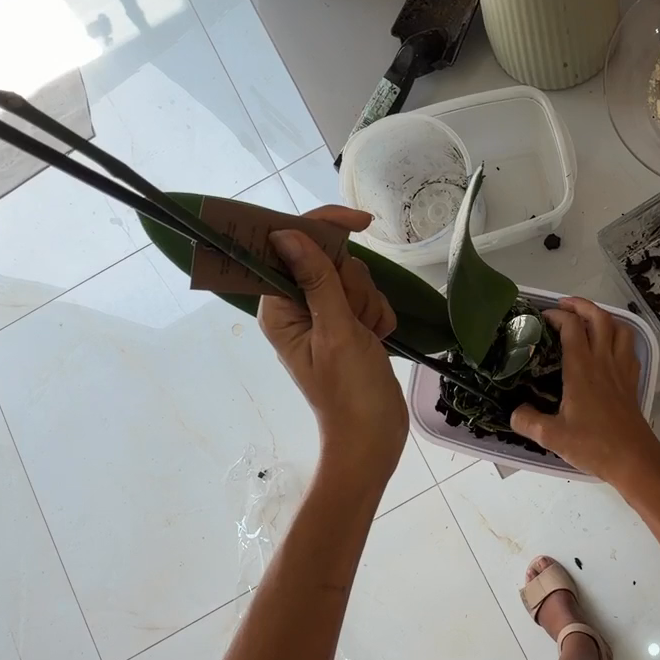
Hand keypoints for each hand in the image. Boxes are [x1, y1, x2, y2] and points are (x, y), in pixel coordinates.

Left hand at [260, 206, 407, 478]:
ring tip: (367, 337)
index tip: (363, 221)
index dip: (324, 226)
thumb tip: (287, 233)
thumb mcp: (335, 332)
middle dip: (354, 285)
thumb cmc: (350, 392)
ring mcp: (324, 316)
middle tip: (356, 321)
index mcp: (279, 307)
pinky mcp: (348, 325)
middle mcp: (297, 306)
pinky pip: (370, 298)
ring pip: (355, 278)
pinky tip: (378, 341)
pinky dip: (380, 317)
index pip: (292, 244)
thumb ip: (316, 279)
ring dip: (370, 304)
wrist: (374, 438)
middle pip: (331, 259)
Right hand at [511, 297, 659, 491]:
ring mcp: (622, 370)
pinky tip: (609, 348)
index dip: (558, 315)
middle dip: (581, 305)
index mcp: (582, 369)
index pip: (572, 328)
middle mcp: (603, 362)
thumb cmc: (594, 446)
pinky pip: (629, 348)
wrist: (634, 460)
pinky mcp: (632, 382)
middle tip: (564, 305)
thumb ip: (528, 421)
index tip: (543, 317)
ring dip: (604, 317)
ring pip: (620, 329)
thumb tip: (514, 412)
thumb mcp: (552, 437)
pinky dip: (619, 338)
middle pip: (599, 318)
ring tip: (587, 320)